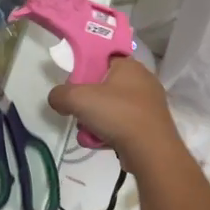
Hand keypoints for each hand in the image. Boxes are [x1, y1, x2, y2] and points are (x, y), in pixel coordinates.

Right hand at [48, 56, 173, 156]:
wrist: (151, 151)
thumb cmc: (117, 114)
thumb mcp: (77, 99)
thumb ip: (59, 95)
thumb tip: (58, 100)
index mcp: (129, 66)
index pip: (102, 58)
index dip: (84, 69)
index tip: (74, 85)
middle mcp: (143, 81)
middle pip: (103, 86)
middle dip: (87, 102)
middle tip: (79, 112)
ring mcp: (149, 105)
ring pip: (111, 107)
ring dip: (95, 120)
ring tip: (89, 133)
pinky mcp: (151, 126)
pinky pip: (122, 124)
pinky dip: (109, 132)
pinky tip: (101, 142)